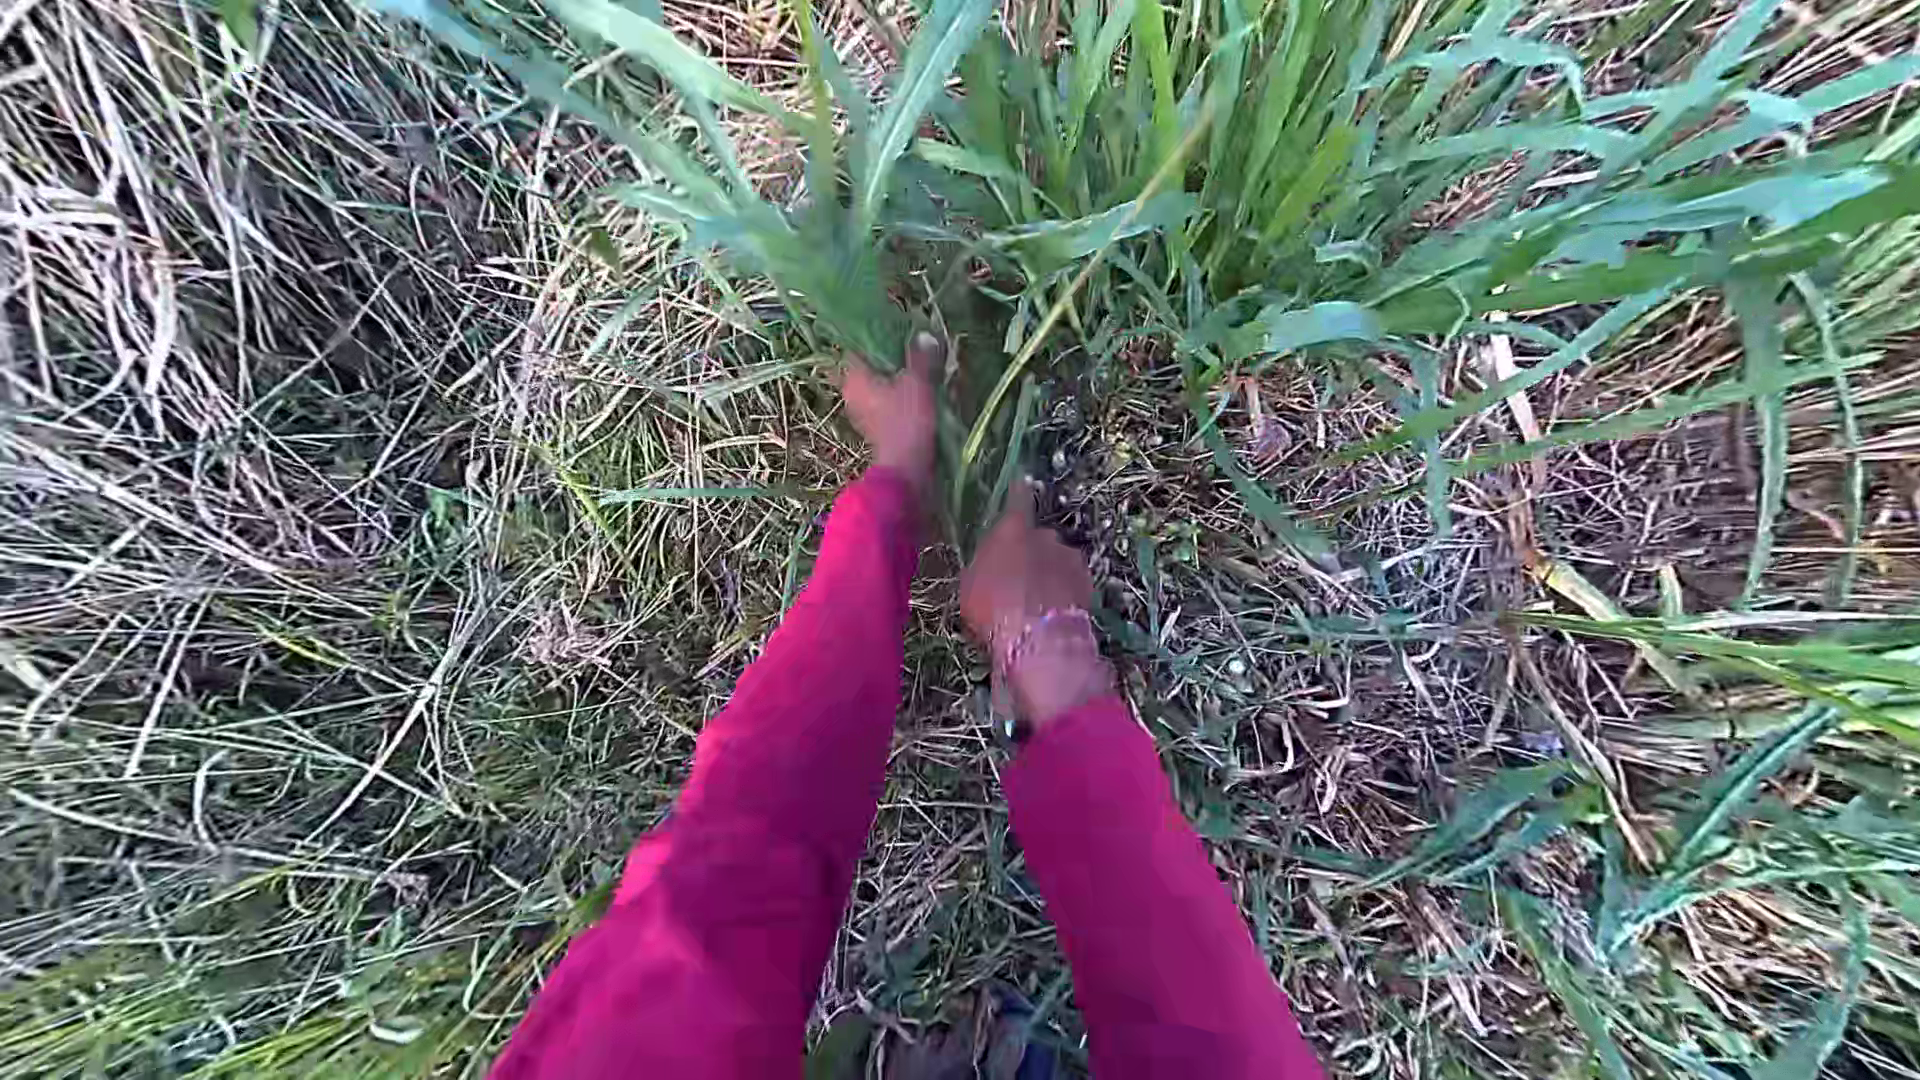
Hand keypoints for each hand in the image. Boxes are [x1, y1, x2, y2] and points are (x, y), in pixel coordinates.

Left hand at [840, 331, 939, 492]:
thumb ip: (921, 357)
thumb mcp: (918, 384)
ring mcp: (861, 413)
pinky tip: (917, 394)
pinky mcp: (874, 428)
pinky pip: (885, 403)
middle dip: (888, 358)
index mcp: (854, 377)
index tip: (896, 329)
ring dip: (894, 378)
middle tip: (911, 348)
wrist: (906, 470)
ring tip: (918, 369)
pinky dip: (897, 397)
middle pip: (869, 366)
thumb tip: (926, 335)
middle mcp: (852, 393)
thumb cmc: (906, 423)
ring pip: (877, 385)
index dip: (876, 334)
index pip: (857, 345)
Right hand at [960, 483, 1114, 727]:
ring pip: (1057, 559)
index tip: (1021, 483)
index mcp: (1012, 529)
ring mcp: (1070, 557)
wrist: (1038, 640)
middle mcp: (1045, 535)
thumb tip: (988, 563)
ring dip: (1049, 572)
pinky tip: (1053, 610)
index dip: (1018, 492)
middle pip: (1038, 536)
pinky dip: (1064, 590)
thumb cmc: (992, 608)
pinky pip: (1071, 580)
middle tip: (1017, 577)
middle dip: (1031, 551)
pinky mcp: (1088, 582)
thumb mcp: (970, 585)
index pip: (1017, 499)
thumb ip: (982, 565)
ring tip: (1037, 600)